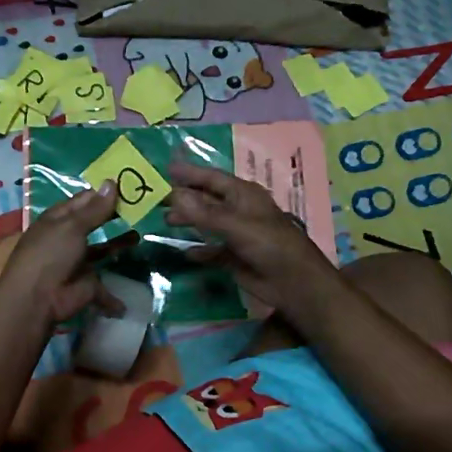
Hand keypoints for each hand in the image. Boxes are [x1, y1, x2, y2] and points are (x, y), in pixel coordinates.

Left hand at [0, 182, 127, 326]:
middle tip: (142, 205)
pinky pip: (105, 287)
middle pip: (95, 222)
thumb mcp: (72, 226)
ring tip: (140, 235)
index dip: (104, 192)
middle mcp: (68, 237)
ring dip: (120, 244)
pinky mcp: (87, 284)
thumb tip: (112, 182)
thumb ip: (95, 209)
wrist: (37, 298)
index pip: (84, 200)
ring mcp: (78, 261)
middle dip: (114, 215)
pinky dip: (115, 295)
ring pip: (103, 249)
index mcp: (59, 218)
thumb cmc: (50, 253)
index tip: (130, 185)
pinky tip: (133, 290)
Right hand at [164, 160, 338, 315]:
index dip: (190, 173)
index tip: (166, 169)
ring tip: (166, 221)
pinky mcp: (234, 257)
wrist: (294, 282)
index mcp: (243, 195)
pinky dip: (199, 250)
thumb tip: (174, 195)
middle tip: (157, 198)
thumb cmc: (270, 245)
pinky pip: (212, 251)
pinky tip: (186, 251)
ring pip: (207, 223)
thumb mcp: (236, 225)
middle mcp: (238, 211)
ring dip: (188, 221)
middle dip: (184, 197)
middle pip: (206, 199)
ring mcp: (236, 234)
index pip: (211, 178)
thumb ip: (204, 213)